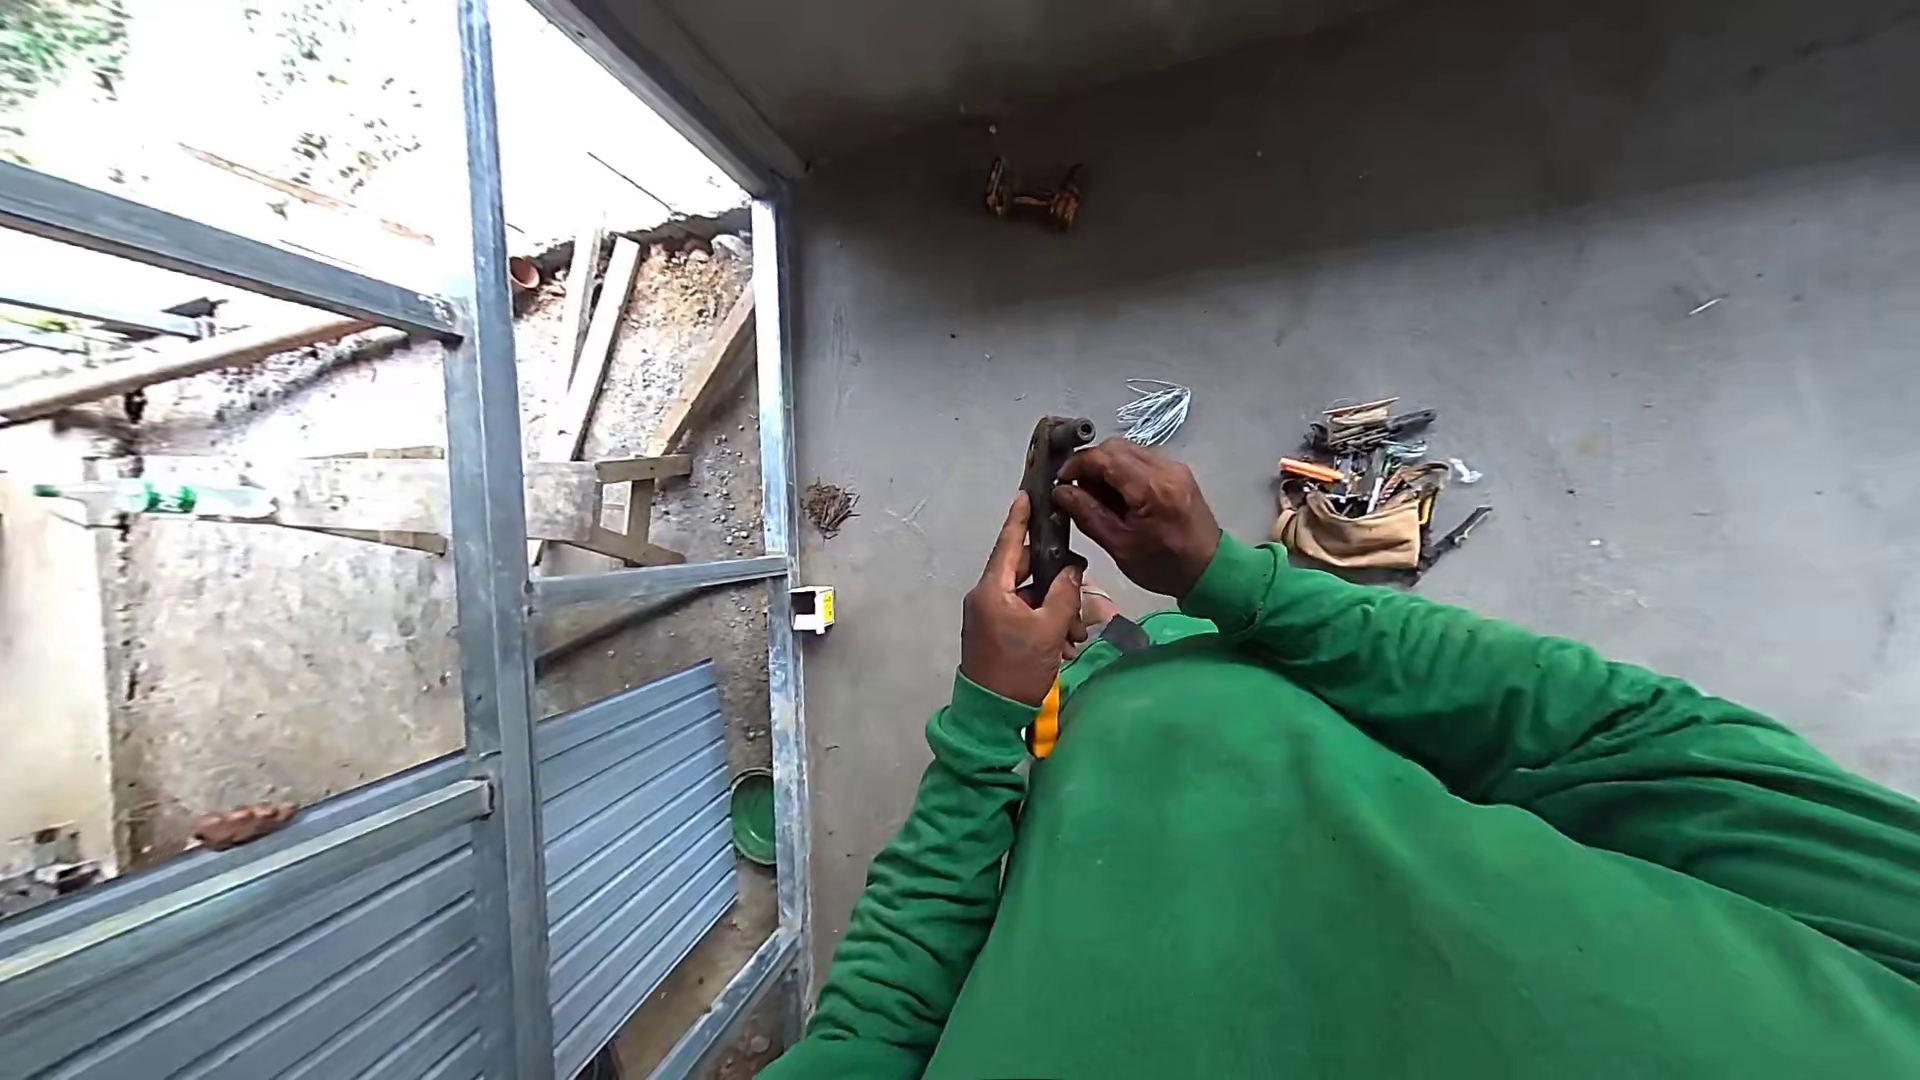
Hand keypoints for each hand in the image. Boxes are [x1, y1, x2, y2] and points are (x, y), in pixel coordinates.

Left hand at [961, 493, 1085, 705]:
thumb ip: (1063, 594)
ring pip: (1030, 598)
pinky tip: (1064, 645)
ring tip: (1074, 636)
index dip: (1019, 518)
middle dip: (1056, 582)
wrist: (991, 715)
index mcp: (992, 589)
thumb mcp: (1048, 630)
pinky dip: (1045, 625)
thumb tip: (1071, 569)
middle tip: (1080, 590)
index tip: (1026, 493)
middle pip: (1025, 573)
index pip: (1008, 543)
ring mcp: (990, 615)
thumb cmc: (1017, 669)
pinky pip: (1025, 617)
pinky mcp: (997, 632)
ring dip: (1055, 611)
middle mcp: (987, 596)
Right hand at [1053, 438, 1221, 597]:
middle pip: (1115, 446)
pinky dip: (1121, 470)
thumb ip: (1087, 514)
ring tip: (1096, 495)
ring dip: (1105, 466)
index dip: (1076, 464)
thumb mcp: (1119, 546)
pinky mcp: (1176, 471)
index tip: (1060, 480)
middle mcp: (1165, 468)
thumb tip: (1060, 491)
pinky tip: (1116, 494)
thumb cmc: (1163, 565)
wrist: (1209, 569)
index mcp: (1151, 488)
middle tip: (1077, 490)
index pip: (1104, 457)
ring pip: (1127, 449)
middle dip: (1090, 464)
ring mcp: (1174, 466)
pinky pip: (1140, 459)